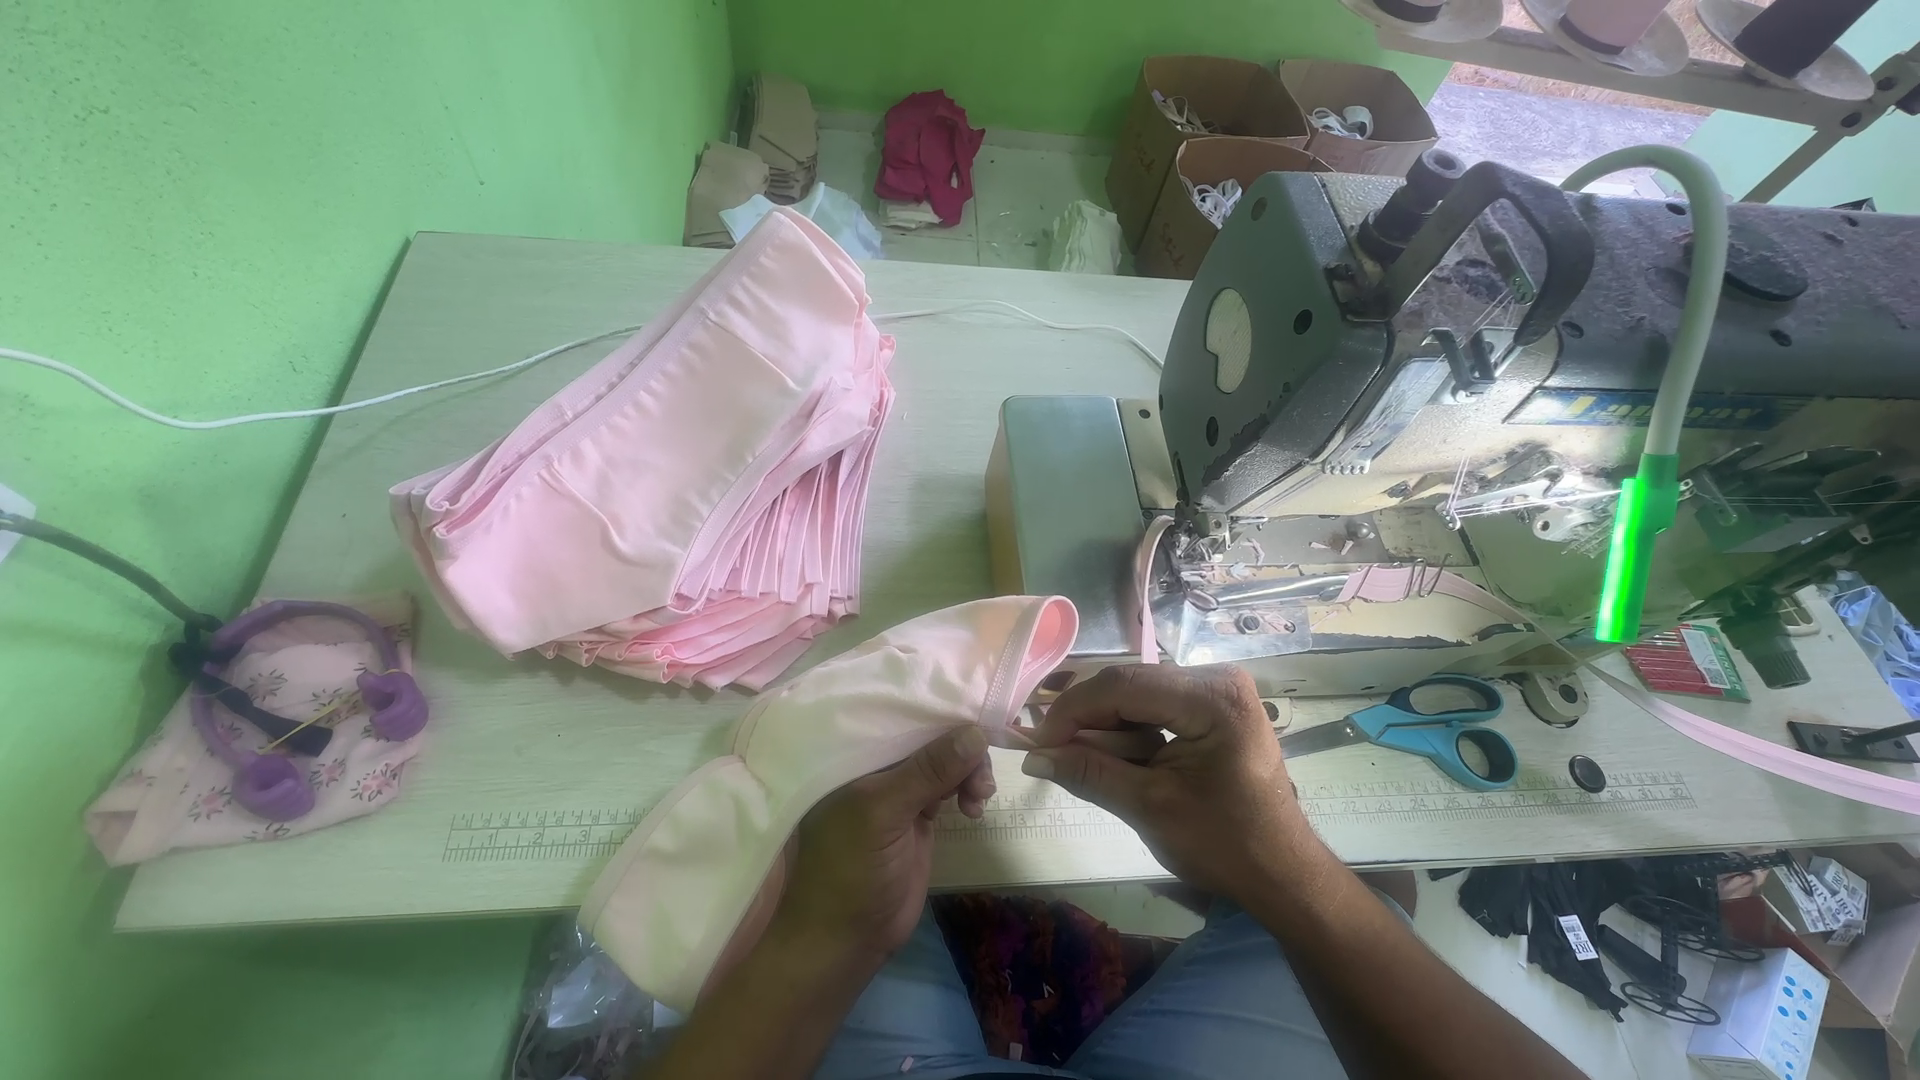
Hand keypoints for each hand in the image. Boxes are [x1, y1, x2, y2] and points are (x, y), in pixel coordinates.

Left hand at [776, 726, 990, 958]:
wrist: (847, 939)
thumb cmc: (850, 870)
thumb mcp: (885, 814)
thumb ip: (928, 771)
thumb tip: (975, 732)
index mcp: (853, 755)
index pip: (900, 715)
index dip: (940, 711)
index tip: (981, 711)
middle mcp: (877, 766)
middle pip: (929, 737)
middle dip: (963, 748)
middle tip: (981, 780)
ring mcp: (900, 792)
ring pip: (945, 761)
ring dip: (971, 772)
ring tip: (980, 798)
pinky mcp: (919, 815)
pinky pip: (951, 787)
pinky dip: (968, 790)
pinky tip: (975, 809)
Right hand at [1021, 664, 1296, 899]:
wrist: (1282, 872)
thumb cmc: (1224, 844)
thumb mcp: (1148, 808)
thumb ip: (1089, 773)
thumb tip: (1032, 757)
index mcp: (1212, 697)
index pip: (1122, 686)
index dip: (1072, 712)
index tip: (1038, 745)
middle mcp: (1217, 677)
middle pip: (1129, 684)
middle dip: (1087, 719)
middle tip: (1052, 754)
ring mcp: (1218, 688)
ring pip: (1137, 693)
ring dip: (1106, 726)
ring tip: (1082, 761)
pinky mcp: (1214, 705)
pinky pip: (1156, 705)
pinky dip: (1129, 729)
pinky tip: (1117, 758)